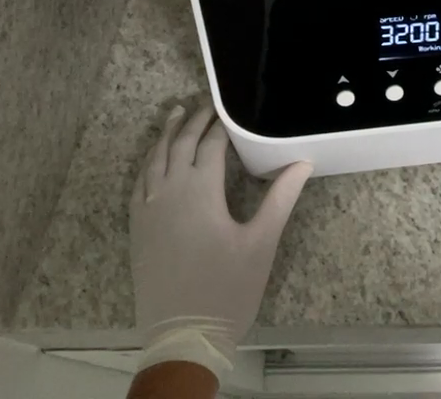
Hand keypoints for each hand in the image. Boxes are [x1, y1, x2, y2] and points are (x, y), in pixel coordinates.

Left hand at [131, 106, 310, 378]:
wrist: (184, 337)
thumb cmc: (227, 288)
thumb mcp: (261, 242)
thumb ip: (280, 198)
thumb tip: (303, 162)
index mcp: (200, 192)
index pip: (211, 145)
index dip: (221, 124)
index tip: (230, 107)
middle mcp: (169, 193)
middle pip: (180, 145)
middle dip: (194, 120)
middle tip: (207, 103)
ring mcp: (148, 211)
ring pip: (155, 160)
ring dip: (167, 134)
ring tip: (176, 114)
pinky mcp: (138, 229)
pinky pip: (139, 184)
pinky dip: (148, 163)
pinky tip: (154, 159)